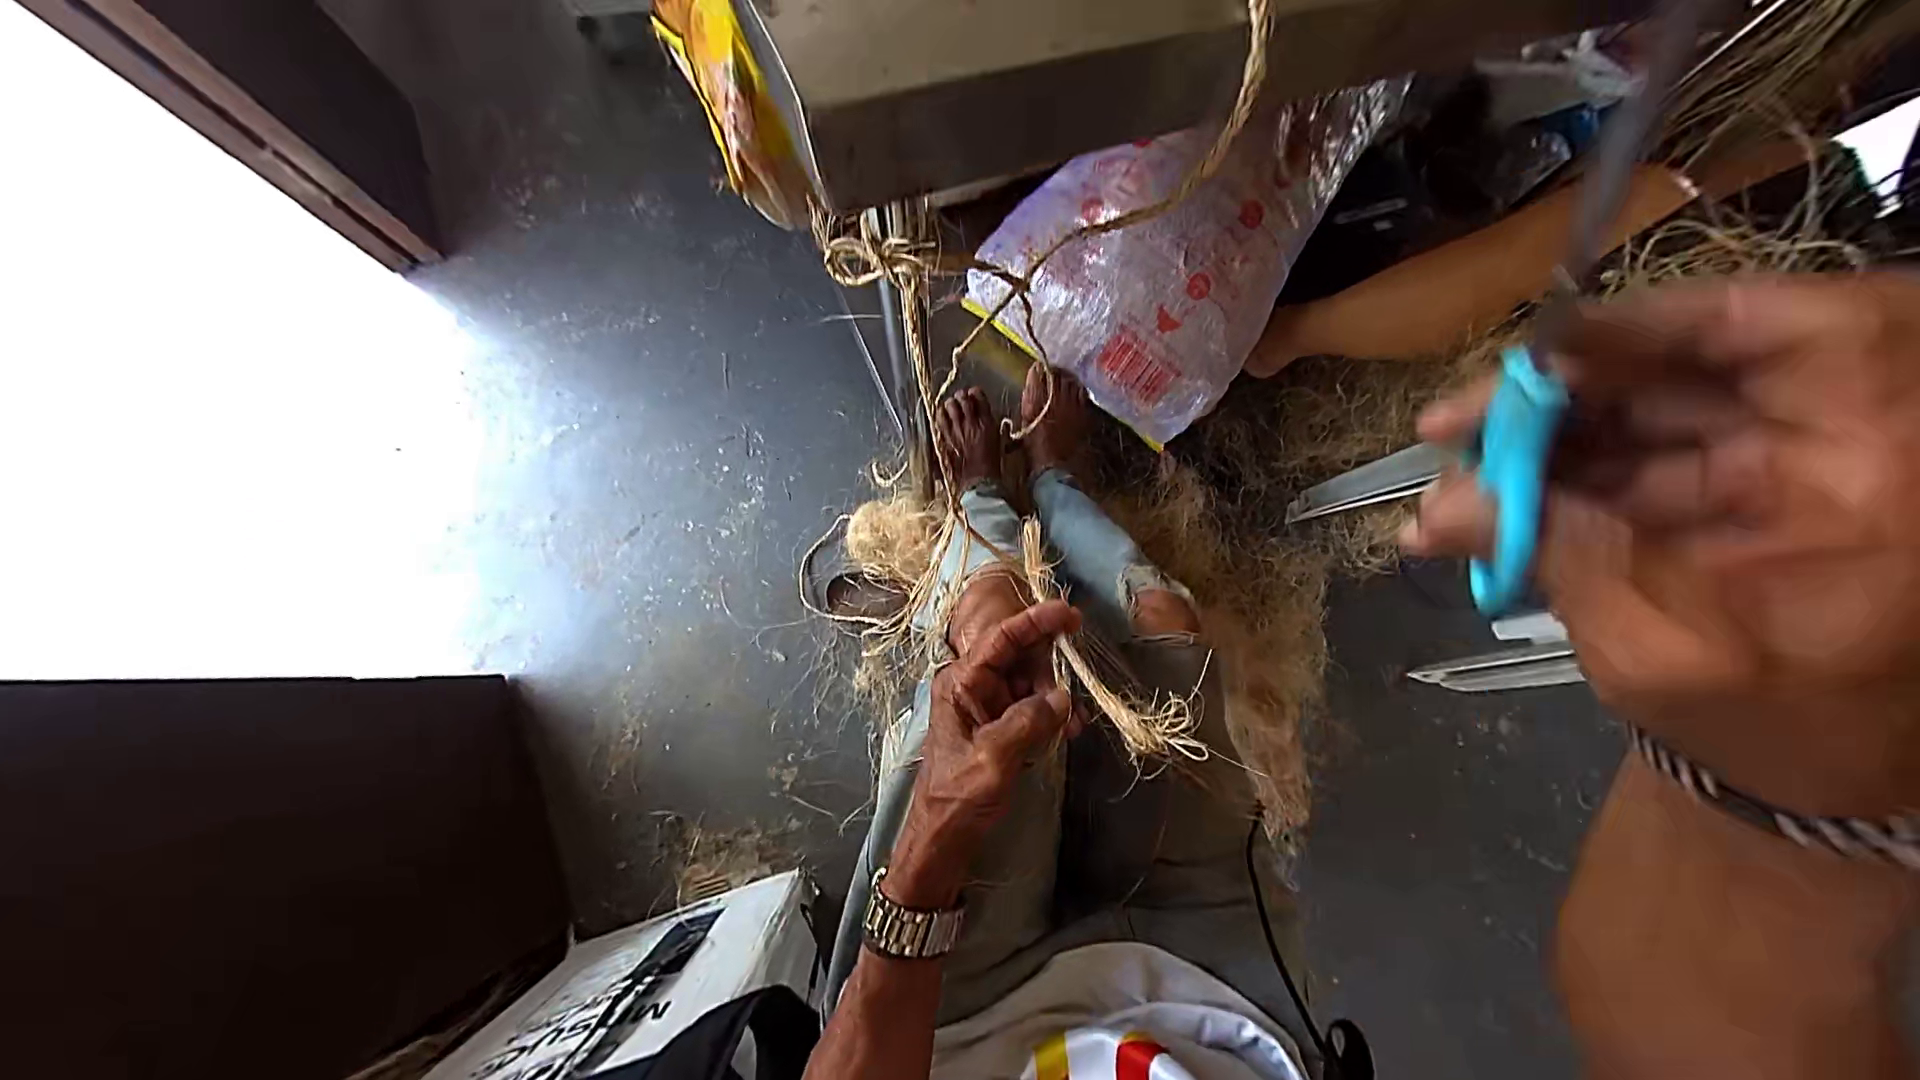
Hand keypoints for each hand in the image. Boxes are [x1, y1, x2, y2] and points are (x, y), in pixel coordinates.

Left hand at [885, 599, 1080, 908]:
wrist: (944, 835)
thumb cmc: (958, 794)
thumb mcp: (993, 757)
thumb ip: (1028, 721)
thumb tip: (1061, 698)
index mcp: (962, 681)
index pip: (1001, 639)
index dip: (1036, 621)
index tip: (1070, 614)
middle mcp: (974, 684)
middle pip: (1021, 658)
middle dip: (1051, 672)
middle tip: (1072, 697)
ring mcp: (988, 703)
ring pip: (1032, 682)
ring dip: (1056, 697)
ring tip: (1073, 724)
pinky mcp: (1001, 722)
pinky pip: (1033, 705)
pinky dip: (1053, 714)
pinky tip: (1068, 731)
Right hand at [1403, 275, 1919, 815]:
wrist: (1802, 773)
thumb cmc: (1774, 722)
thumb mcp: (1662, 642)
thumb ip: (1559, 557)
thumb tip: (1441, 507)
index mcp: (1879, 463)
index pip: (1783, 332)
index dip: (1648, 322)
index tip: (1533, 351)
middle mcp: (1829, 441)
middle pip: (1672, 371)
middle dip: (1542, 402)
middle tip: (1444, 429)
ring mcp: (1759, 467)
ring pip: (1620, 419)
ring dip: (1516, 454)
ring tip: (1438, 501)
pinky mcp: (1699, 494)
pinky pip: (1602, 468)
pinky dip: (1527, 490)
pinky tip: (1458, 522)